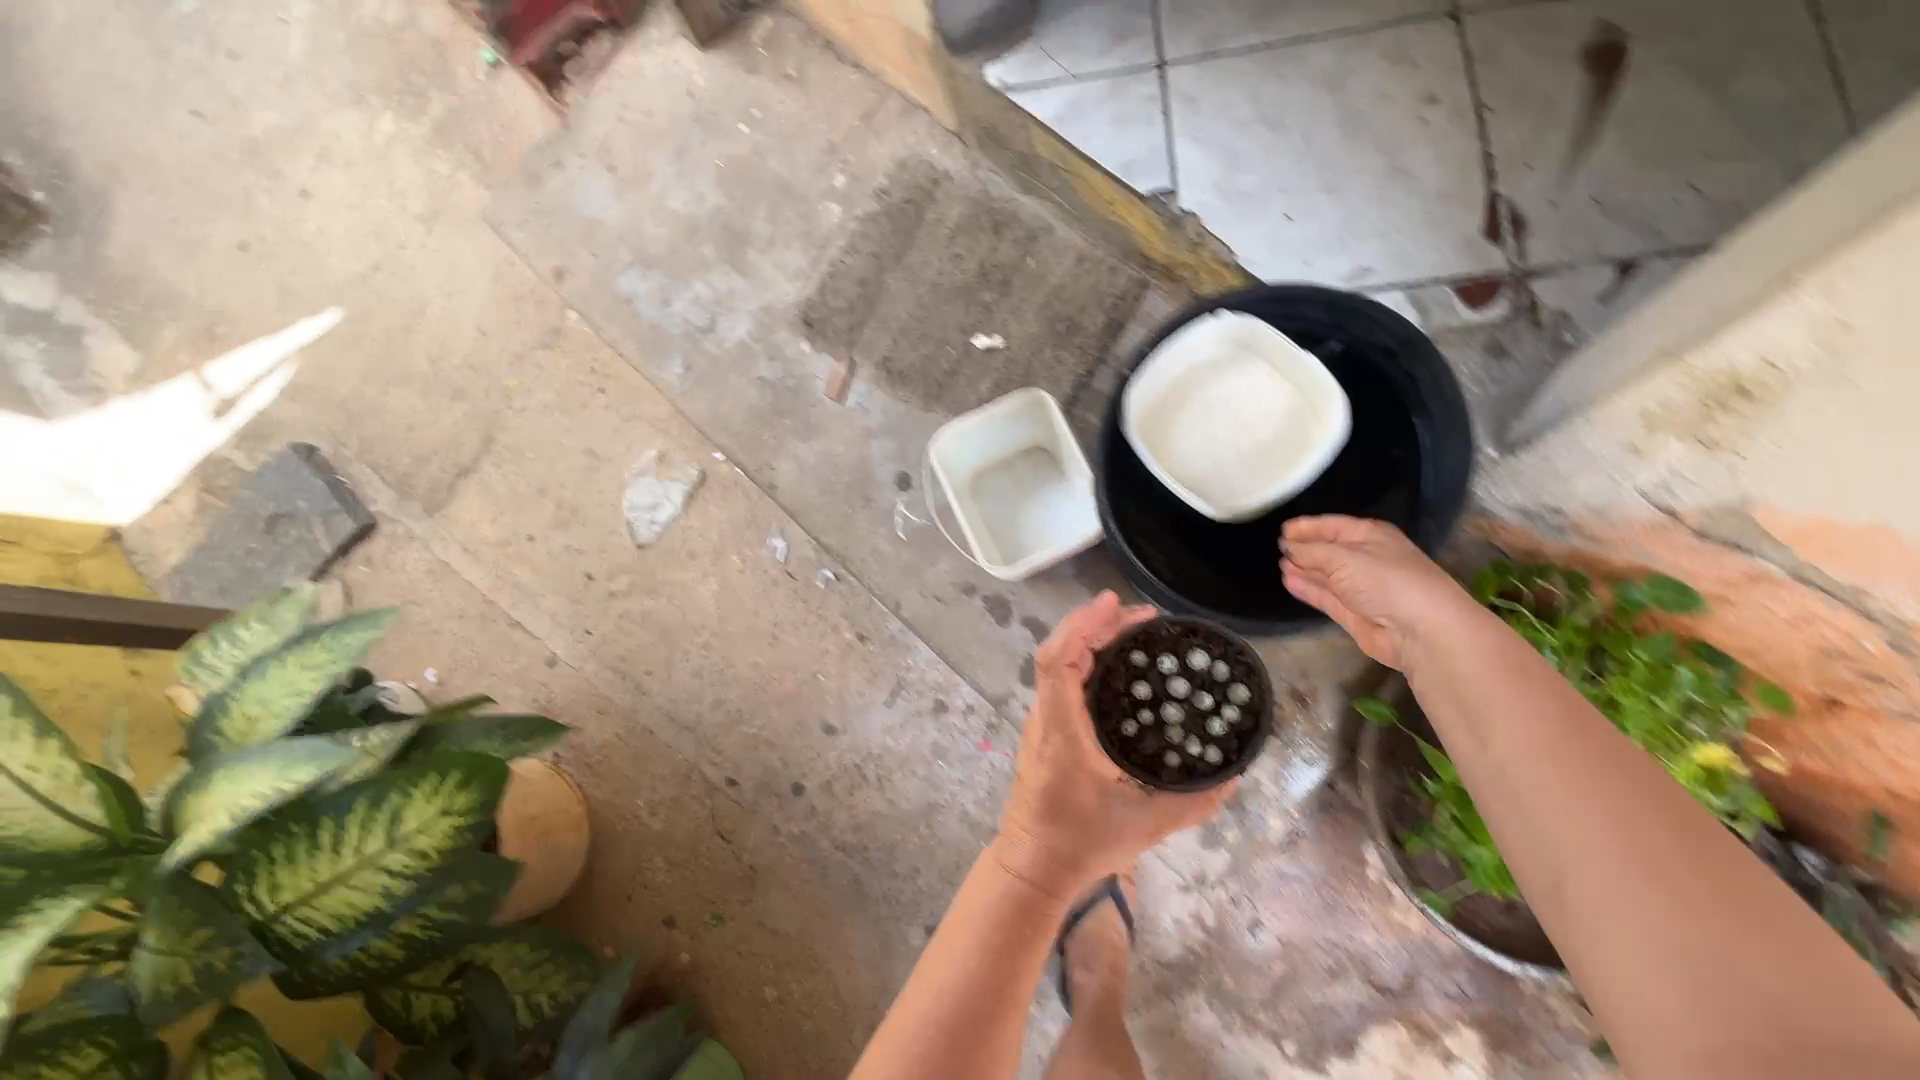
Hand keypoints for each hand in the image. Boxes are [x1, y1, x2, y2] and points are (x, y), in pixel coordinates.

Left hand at [994, 592, 1236, 899]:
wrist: (1033, 867)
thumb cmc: (1082, 843)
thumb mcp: (1148, 825)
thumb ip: (1196, 802)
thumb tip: (1236, 776)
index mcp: (1063, 731)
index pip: (1059, 661)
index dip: (1083, 625)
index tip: (1114, 603)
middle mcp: (1046, 718)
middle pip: (1060, 653)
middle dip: (1098, 624)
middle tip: (1146, 618)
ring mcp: (1042, 724)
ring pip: (1058, 666)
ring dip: (1090, 640)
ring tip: (1134, 632)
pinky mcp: (1046, 733)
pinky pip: (1061, 682)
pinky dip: (1086, 661)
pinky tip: (1116, 666)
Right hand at [1279, 515, 1479, 670]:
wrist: (1420, 630)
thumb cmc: (1386, 580)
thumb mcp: (1344, 557)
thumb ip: (1310, 552)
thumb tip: (1287, 546)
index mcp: (1370, 536)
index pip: (1333, 526)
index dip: (1308, 527)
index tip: (1283, 530)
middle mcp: (1365, 558)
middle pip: (1328, 549)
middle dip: (1304, 548)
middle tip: (1276, 547)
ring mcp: (1359, 587)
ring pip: (1325, 574)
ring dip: (1304, 569)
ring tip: (1279, 564)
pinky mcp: (1352, 612)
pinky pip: (1324, 596)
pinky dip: (1307, 589)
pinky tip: (1288, 581)